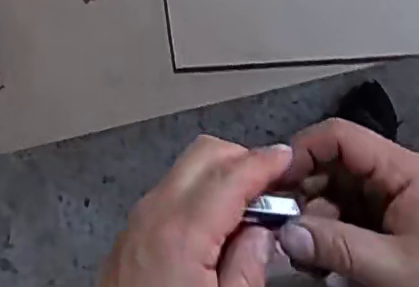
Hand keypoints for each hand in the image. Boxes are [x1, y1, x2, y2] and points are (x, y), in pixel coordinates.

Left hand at [100, 136, 293, 286]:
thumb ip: (248, 264)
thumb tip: (261, 228)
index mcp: (181, 231)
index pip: (231, 174)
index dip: (264, 162)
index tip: (289, 158)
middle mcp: (155, 212)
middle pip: (205, 153)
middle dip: (242, 159)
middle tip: (272, 186)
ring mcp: (137, 220)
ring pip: (185, 168)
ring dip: (219, 173)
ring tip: (248, 208)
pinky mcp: (128, 235)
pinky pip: (169, 191)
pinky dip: (197, 191)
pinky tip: (215, 225)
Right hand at [274, 119, 418, 286]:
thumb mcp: (400, 269)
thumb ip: (340, 247)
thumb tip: (286, 232)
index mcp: (404, 169)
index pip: (340, 137)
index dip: (303, 152)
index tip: (275, 184)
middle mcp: (404, 177)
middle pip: (341, 168)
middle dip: (310, 196)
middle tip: (286, 232)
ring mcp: (410, 203)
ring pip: (350, 198)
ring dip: (325, 222)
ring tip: (309, 258)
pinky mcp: (415, 229)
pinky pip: (367, 221)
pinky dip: (345, 238)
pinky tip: (333, 264)